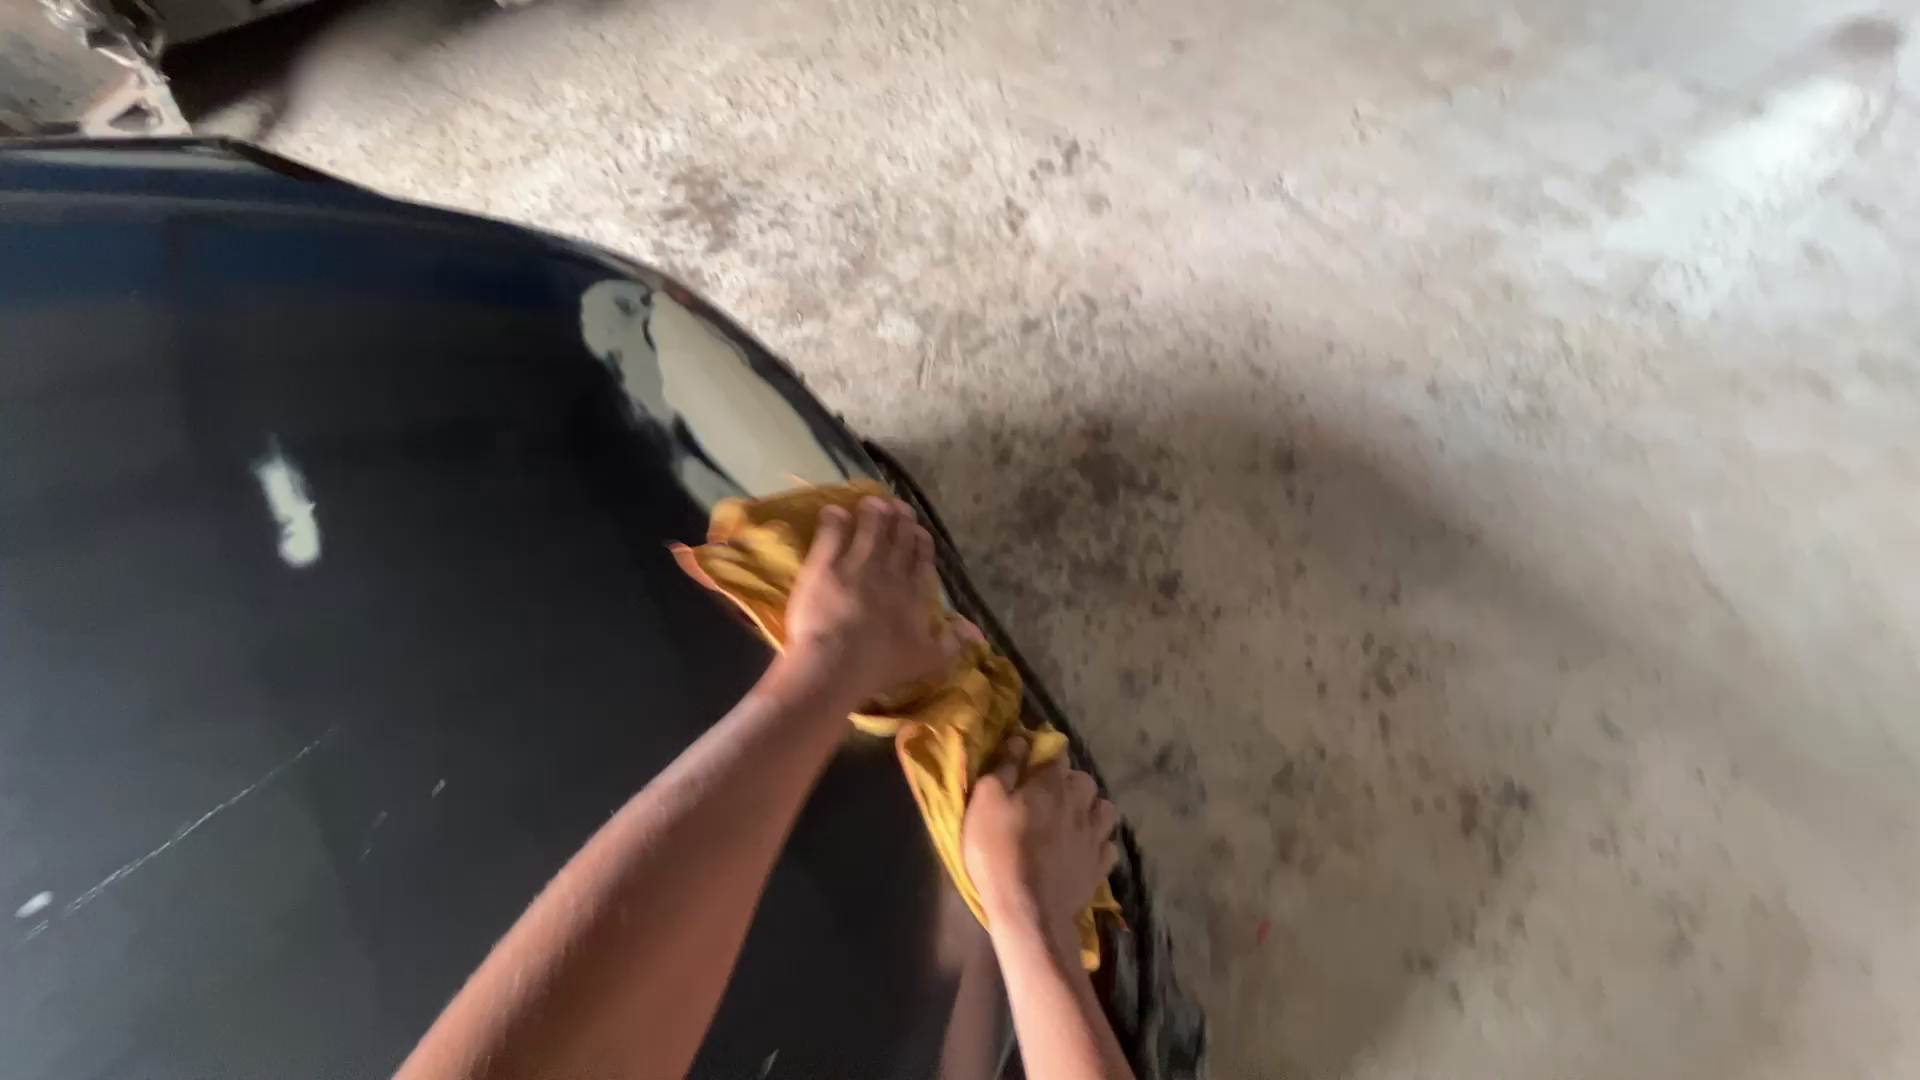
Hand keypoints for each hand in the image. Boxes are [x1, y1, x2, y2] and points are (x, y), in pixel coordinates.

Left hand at [784, 496, 962, 705]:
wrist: (836, 664)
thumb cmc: (882, 666)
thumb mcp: (928, 661)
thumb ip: (953, 643)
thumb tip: (977, 632)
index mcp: (914, 594)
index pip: (921, 560)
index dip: (921, 543)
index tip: (919, 531)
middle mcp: (890, 572)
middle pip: (898, 538)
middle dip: (900, 520)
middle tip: (898, 507)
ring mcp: (858, 563)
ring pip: (870, 528)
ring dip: (873, 512)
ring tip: (871, 502)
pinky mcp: (826, 563)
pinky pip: (833, 532)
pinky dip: (835, 520)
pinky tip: (834, 511)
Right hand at [962, 737, 1119, 956]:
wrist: (1028, 910)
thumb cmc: (998, 850)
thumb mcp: (986, 800)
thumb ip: (1005, 766)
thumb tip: (1020, 740)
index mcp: (1053, 782)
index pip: (1057, 752)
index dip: (1044, 754)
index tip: (1030, 764)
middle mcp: (1080, 803)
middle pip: (1085, 780)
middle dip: (1070, 782)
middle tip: (1048, 796)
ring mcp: (1094, 836)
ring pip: (1104, 810)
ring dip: (1091, 810)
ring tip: (1072, 821)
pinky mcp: (1100, 867)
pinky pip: (1108, 845)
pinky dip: (1098, 843)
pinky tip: (1083, 850)